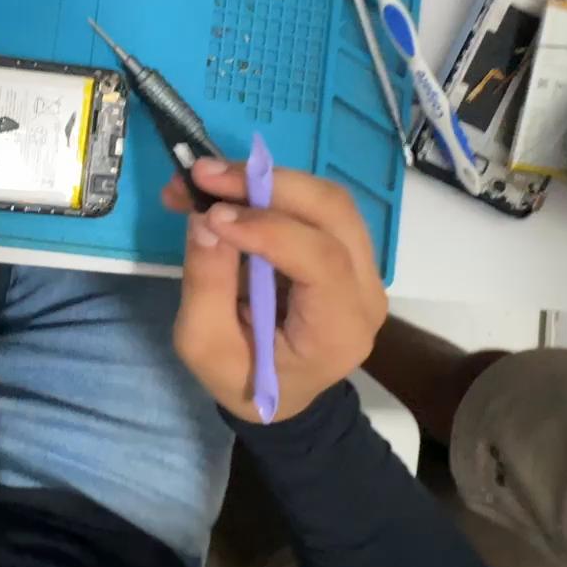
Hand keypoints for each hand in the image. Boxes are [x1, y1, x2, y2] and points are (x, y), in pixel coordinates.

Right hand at [163, 159, 387, 422]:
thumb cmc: (243, 379)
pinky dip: (265, 187)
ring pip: (324, 198)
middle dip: (266, 183)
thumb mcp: (206, 346)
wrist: (277, 391)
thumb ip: (206, 286)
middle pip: (332, 212)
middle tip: (203, 175)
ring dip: (262, 179)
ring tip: (204, 180)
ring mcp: (360, 267)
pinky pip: (311, 203)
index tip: (210, 215)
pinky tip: (222, 191)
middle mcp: (363, 292)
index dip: (268, 228)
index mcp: (338, 331)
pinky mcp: (341, 248)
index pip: (323, 261)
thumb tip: (205, 220)